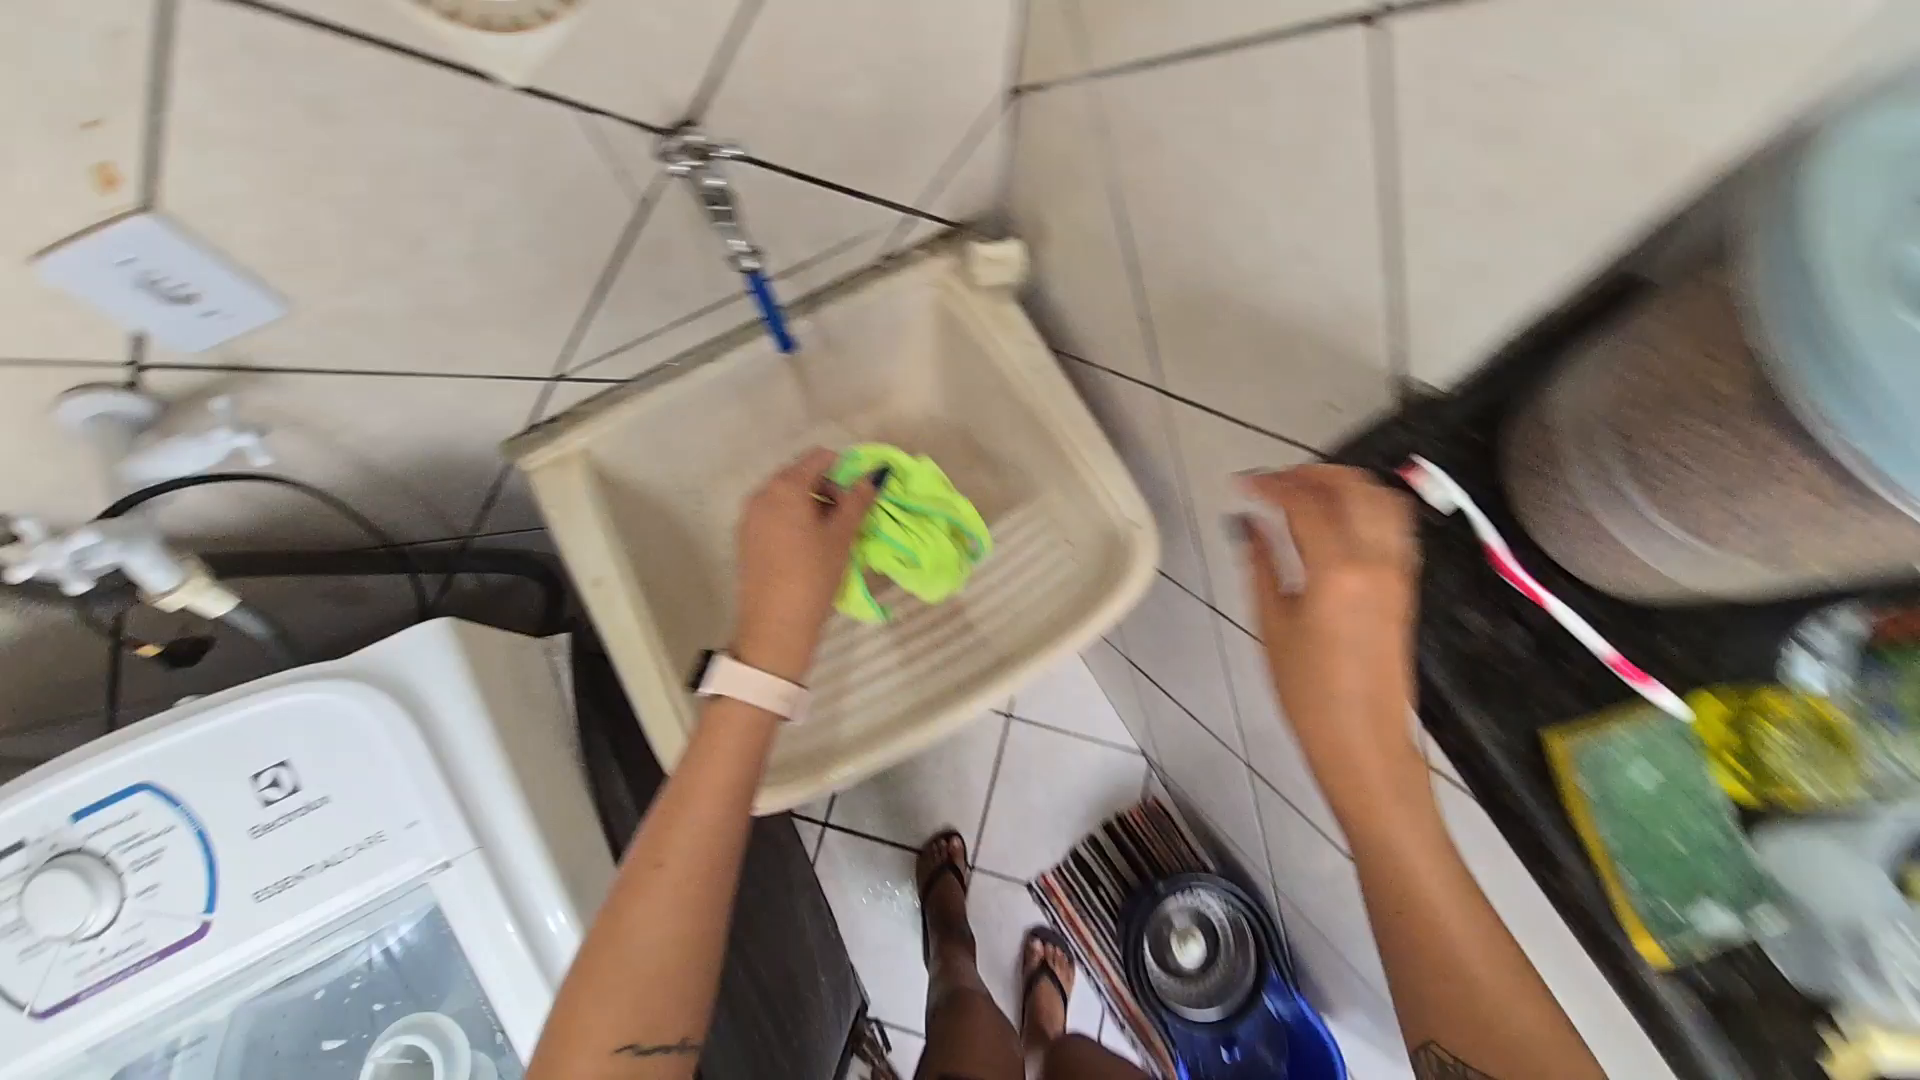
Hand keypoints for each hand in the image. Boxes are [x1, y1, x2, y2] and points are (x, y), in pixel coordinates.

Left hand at [731, 448, 879, 682]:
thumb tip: (872, 477)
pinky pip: (773, 515)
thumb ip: (857, 501)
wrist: (775, 626)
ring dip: (811, 505)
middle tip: (846, 519)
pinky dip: (793, 520)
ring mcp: (748, 516)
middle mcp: (761, 494)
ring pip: (786, 496)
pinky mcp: (744, 538)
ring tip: (829, 536)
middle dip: (827, 488)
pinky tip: (807, 548)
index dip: (844, 470)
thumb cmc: (813, 576)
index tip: (858, 497)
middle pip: (800, 474)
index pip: (819, 457)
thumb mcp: (842, 536)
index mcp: (784, 487)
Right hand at [1236, 465, 1423, 813]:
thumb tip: (1252, 524)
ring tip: (1306, 492)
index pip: (1305, 502)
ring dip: (1344, 483)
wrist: (1362, 735)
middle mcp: (1376, 559)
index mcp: (1337, 570)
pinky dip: (1365, 504)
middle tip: (1276, 482)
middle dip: (1311, 472)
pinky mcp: (1407, 583)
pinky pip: (1393, 523)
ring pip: (1382, 498)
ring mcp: (1399, 569)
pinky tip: (1336, 519)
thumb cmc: (1306, 688)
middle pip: (1353, 486)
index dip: (1272, 484)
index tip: (1245, 484)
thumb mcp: (1271, 623)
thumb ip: (1262, 562)